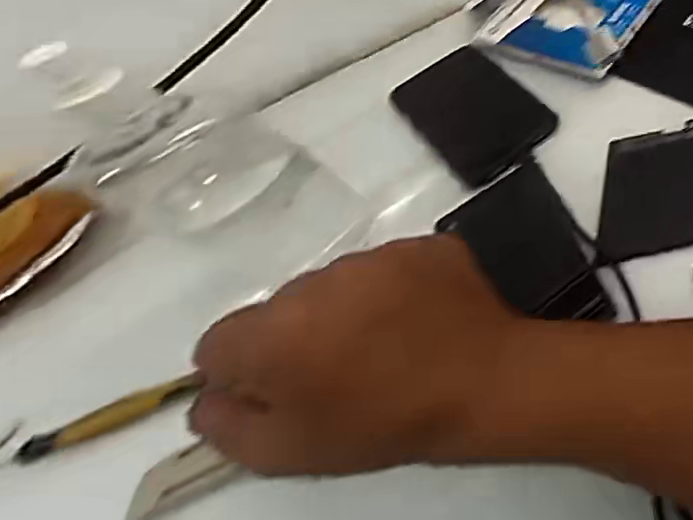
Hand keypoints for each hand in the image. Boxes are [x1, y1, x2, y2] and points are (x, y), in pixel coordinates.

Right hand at [190, 235, 524, 475]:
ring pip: (341, 280)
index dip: (240, 369)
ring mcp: (383, 253)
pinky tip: (417, 317)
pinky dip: (396, 287)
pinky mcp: (427, 243)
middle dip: (297, 335)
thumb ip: (226, 423)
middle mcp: (326, 277)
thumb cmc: (383, 422)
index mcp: (279, 329)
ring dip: (348, 306)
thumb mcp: (287, 449)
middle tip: (340, 369)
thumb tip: (209, 394)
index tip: (276, 386)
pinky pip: (392, 264)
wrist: (483, 378)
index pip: (222, 340)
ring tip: (385, 343)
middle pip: (285, 305)